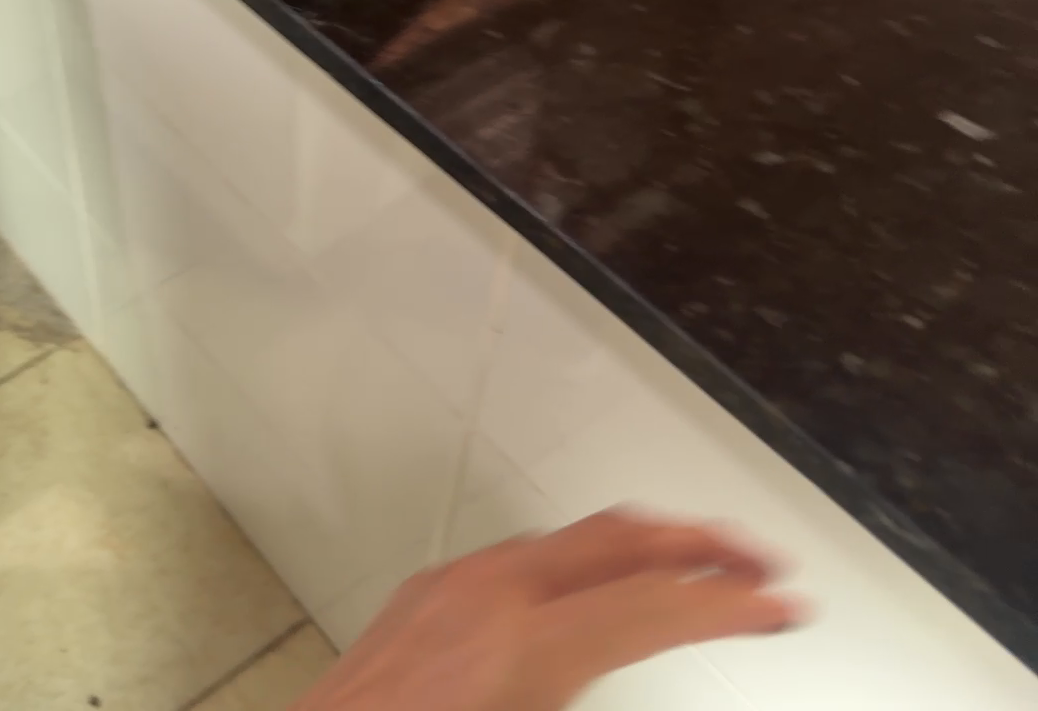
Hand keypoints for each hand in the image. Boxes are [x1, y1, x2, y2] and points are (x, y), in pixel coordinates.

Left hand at [295, 511, 801, 710]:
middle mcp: (487, 591)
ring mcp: (452, 581)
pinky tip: (598, 587)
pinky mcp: (429, 587)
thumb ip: (600, 675)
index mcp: (525, 643)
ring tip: (692, 566)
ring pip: (563, 541)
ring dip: (634, 546)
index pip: (650, 606)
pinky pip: (517, 558)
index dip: (728, 604)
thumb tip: (632, 651)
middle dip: (691, 541)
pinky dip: (576, 562)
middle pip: (608, 540)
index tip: (786, 604)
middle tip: (757, 560)